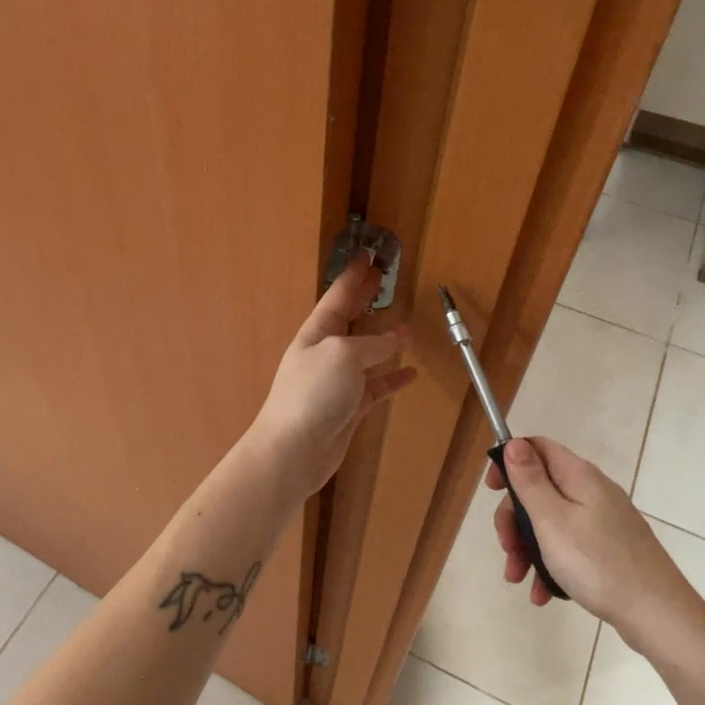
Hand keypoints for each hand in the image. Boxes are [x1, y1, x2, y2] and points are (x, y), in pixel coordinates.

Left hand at [243, 260, 416, 503]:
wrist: (293, 450)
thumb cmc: (312, 394)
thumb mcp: (343, 356)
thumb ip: (373, 344)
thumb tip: (399, 337)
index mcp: (316, 333)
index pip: (338, 296)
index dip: (353, 275)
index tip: (367, 254)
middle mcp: (325, 353)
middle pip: (349, 319)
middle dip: (364, 297)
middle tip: (383, 275)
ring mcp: (336, 382)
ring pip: (365, 353)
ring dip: (383, 338)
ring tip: (405, 323)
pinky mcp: (348, 409)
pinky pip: (375, 387)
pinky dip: (392, 379)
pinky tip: (411, 373)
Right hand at [487, 437, 701, 652]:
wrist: (659, 615)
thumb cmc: (598, 563)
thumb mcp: (551, 520)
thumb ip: (530, 480)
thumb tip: (514, 442)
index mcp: (579, 476)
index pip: (537, 447)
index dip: (509, 462)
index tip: (491, 491)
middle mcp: (593, 491)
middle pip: (540, 489)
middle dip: (514, 518)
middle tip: (506, 548)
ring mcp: (604, 521)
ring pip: (551, 522)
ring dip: (528, 547)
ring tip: (518, 579)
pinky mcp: (610, 548)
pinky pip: (570, 546)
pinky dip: (551, 564)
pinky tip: (543, 592)